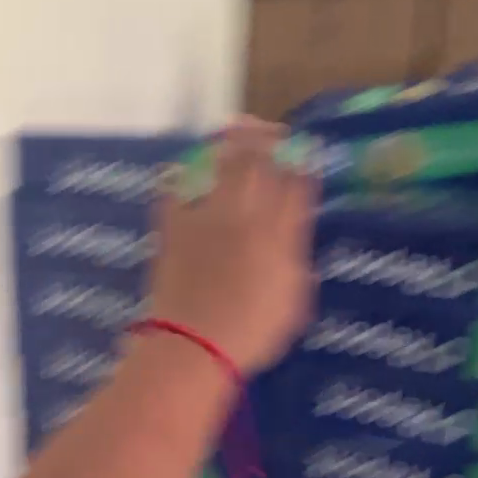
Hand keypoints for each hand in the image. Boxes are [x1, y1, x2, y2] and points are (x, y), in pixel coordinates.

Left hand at [145, 118, 316, 373]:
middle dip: (267, 138)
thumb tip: (293, 239)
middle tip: (270, 131)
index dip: (302, 160)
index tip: (304, 150)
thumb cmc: (250, 335)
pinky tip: (181, 170)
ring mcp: (205, 219)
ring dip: (228, 143)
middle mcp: (246, 216)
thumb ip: (295, 262)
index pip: (297, 182)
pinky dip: (178, 175)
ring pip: (219, 164)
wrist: (193, 347)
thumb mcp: (292, 302)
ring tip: (233, 130)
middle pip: (258, 160)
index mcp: (280, 235)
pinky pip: (173, 188)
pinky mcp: (172, 228)